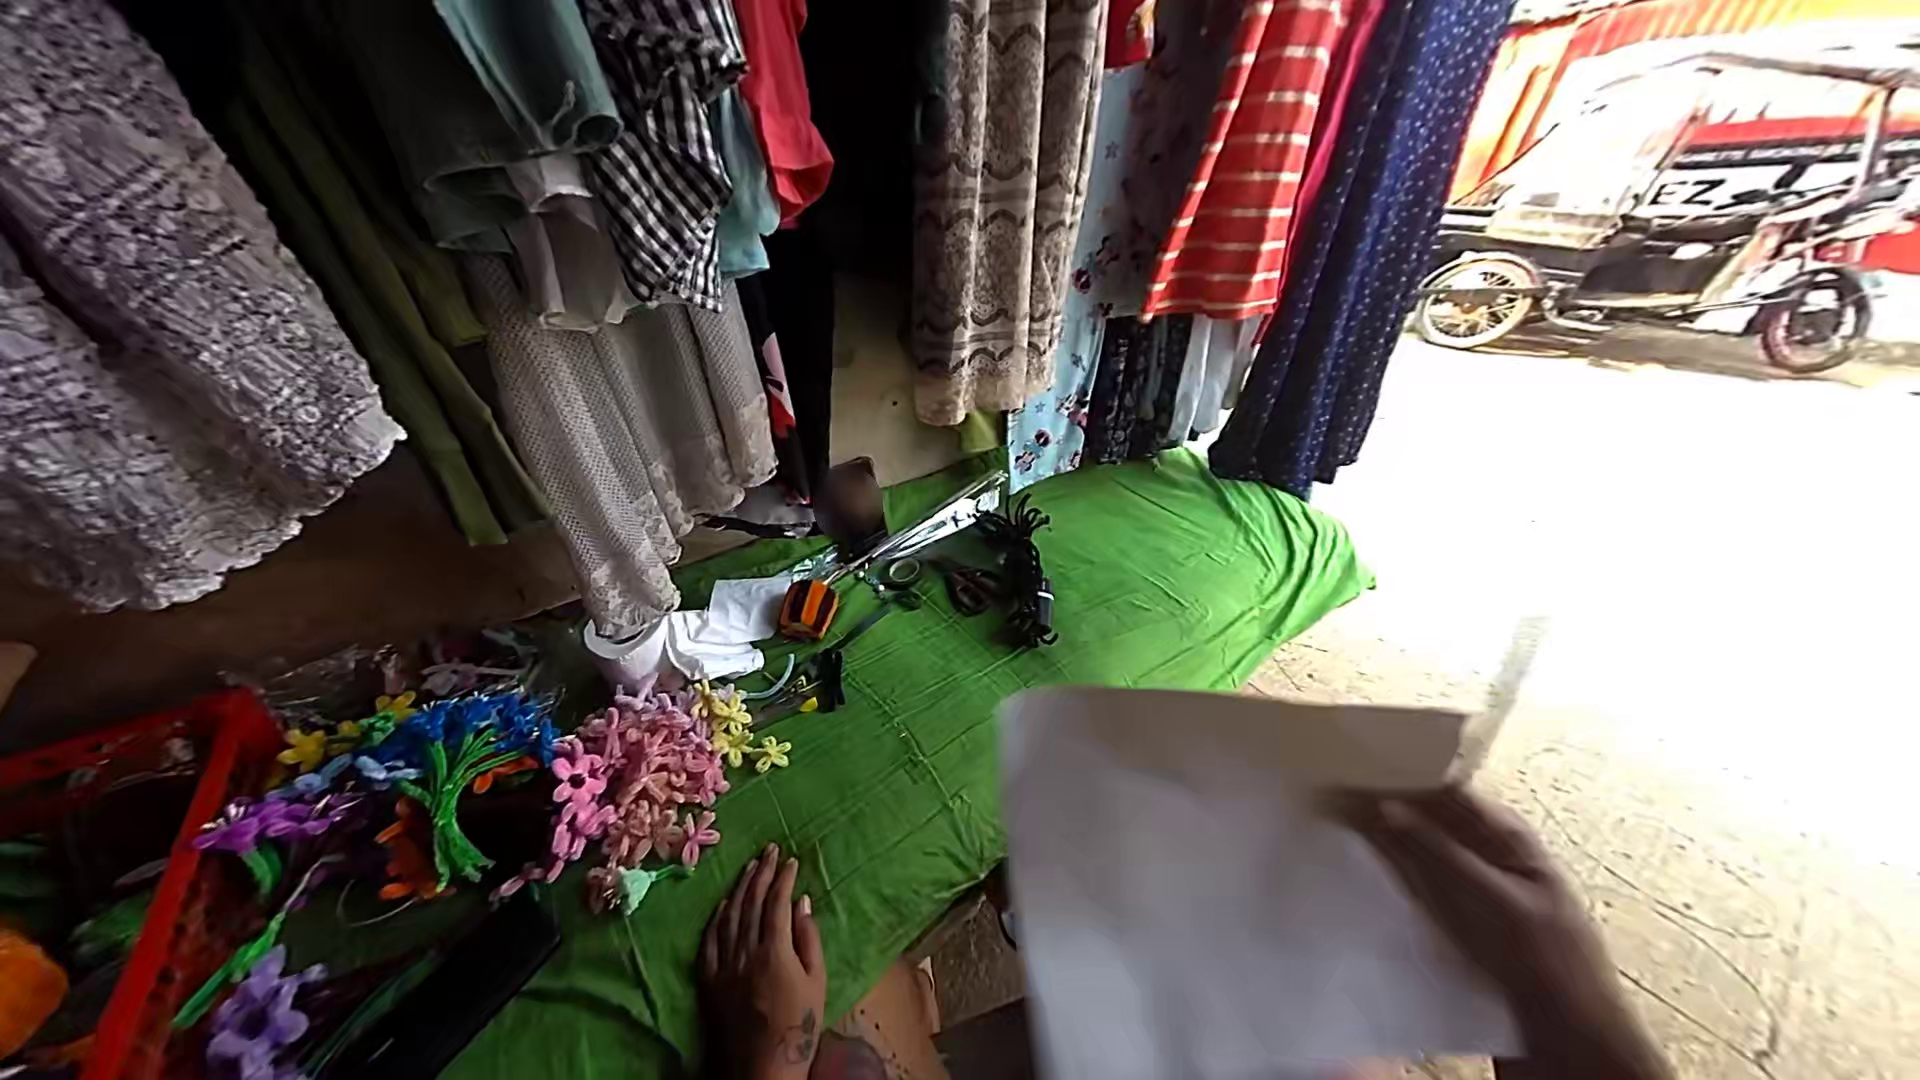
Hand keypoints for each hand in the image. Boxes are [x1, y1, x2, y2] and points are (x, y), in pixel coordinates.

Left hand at [699, 844, 826, 1079]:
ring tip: (750, 867)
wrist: (761, 1073)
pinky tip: (724, 904)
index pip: (776, 902)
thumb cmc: (798, 1027)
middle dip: (762, 873)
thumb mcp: (816, 981)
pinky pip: (709, 942)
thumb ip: (809, 938)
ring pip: (730, 917)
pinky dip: (717, 919)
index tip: (792, 859)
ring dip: (740, 888)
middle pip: (751, 903)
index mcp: (774, 951)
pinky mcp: (709, 983)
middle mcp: (745, 953)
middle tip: (770, 850)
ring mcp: (724, 968)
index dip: (784, 878)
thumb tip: (802, 901)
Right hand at [1342, 787, 1670, 1079]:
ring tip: (1337, 823)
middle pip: (1427, 814)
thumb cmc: (1549, 965)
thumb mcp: (1495, 901)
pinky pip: (1414, 876)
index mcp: (1509, 837)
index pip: (1447, 790)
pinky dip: (1388, 864)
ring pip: (1416, 844)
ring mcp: (1470, 881)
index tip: (1356, 769)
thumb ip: (1440, 850)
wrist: (1573, 1048)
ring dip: (1381, 834)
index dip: (1404, 776)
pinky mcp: (1454, 911)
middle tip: (1335, 794)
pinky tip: (1358, 863)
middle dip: (1385, 803)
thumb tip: (1383, 804)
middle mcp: (1488, 851)